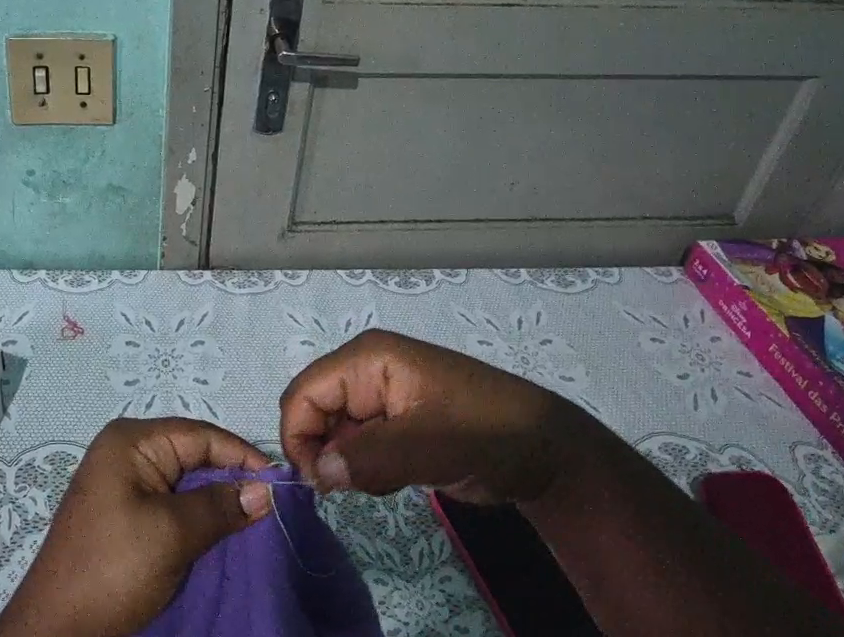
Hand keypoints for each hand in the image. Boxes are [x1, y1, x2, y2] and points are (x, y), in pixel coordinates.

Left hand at [0, 417, 273, 636]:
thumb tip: (265, 491)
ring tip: (254, 516)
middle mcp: (125, 451)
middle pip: (193, 454)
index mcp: (131, 441)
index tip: (280, 482)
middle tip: (271, 502)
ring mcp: (122, 483)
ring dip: (216, 498)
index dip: (241, 455)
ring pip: (184, 481)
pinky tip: (221, 530)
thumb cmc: (113, 567)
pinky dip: (197, 514)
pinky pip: (171, 502)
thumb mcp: (172, 533)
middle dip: (231, 476)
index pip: (200, 435)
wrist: (57, 627)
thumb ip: (220, 506)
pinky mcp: (124, 513)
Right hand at [280, 328, 580, 503]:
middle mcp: (366, 371)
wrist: (544, 453)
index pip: (305, 392)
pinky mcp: (392, 425)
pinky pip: (355, 447)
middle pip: (313, 411)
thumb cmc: (489, 433)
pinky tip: (394, 479)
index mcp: (368, 358)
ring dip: (347, 464)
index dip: (299, 436)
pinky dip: (363, 470)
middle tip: (356, 486)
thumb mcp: (432, 444)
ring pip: (331, 434)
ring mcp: (379, 398)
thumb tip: (317, 472)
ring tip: (386, 479)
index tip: (318, 483)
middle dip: (324, 452)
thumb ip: (371, 456)